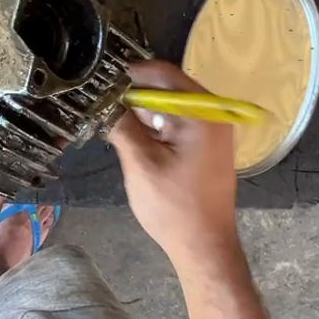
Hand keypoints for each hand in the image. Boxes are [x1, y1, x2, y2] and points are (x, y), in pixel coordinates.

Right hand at [108, 60, 240, 270]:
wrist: (204, 244)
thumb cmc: (173, 206)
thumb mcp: (141, 163)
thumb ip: (122, 126)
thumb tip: (105, 103)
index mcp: (201, 114)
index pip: (164, 74)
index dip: (132, 74)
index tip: (104, 82)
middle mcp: (213, 116)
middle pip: (169, 89)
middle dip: (136, 96)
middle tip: (105, 107)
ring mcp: (213, 132)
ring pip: (172, 109)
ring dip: (144, 114)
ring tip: (115, 124)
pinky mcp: (208, 148)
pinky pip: (180, 125)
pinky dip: (157, 128)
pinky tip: (137, 141)